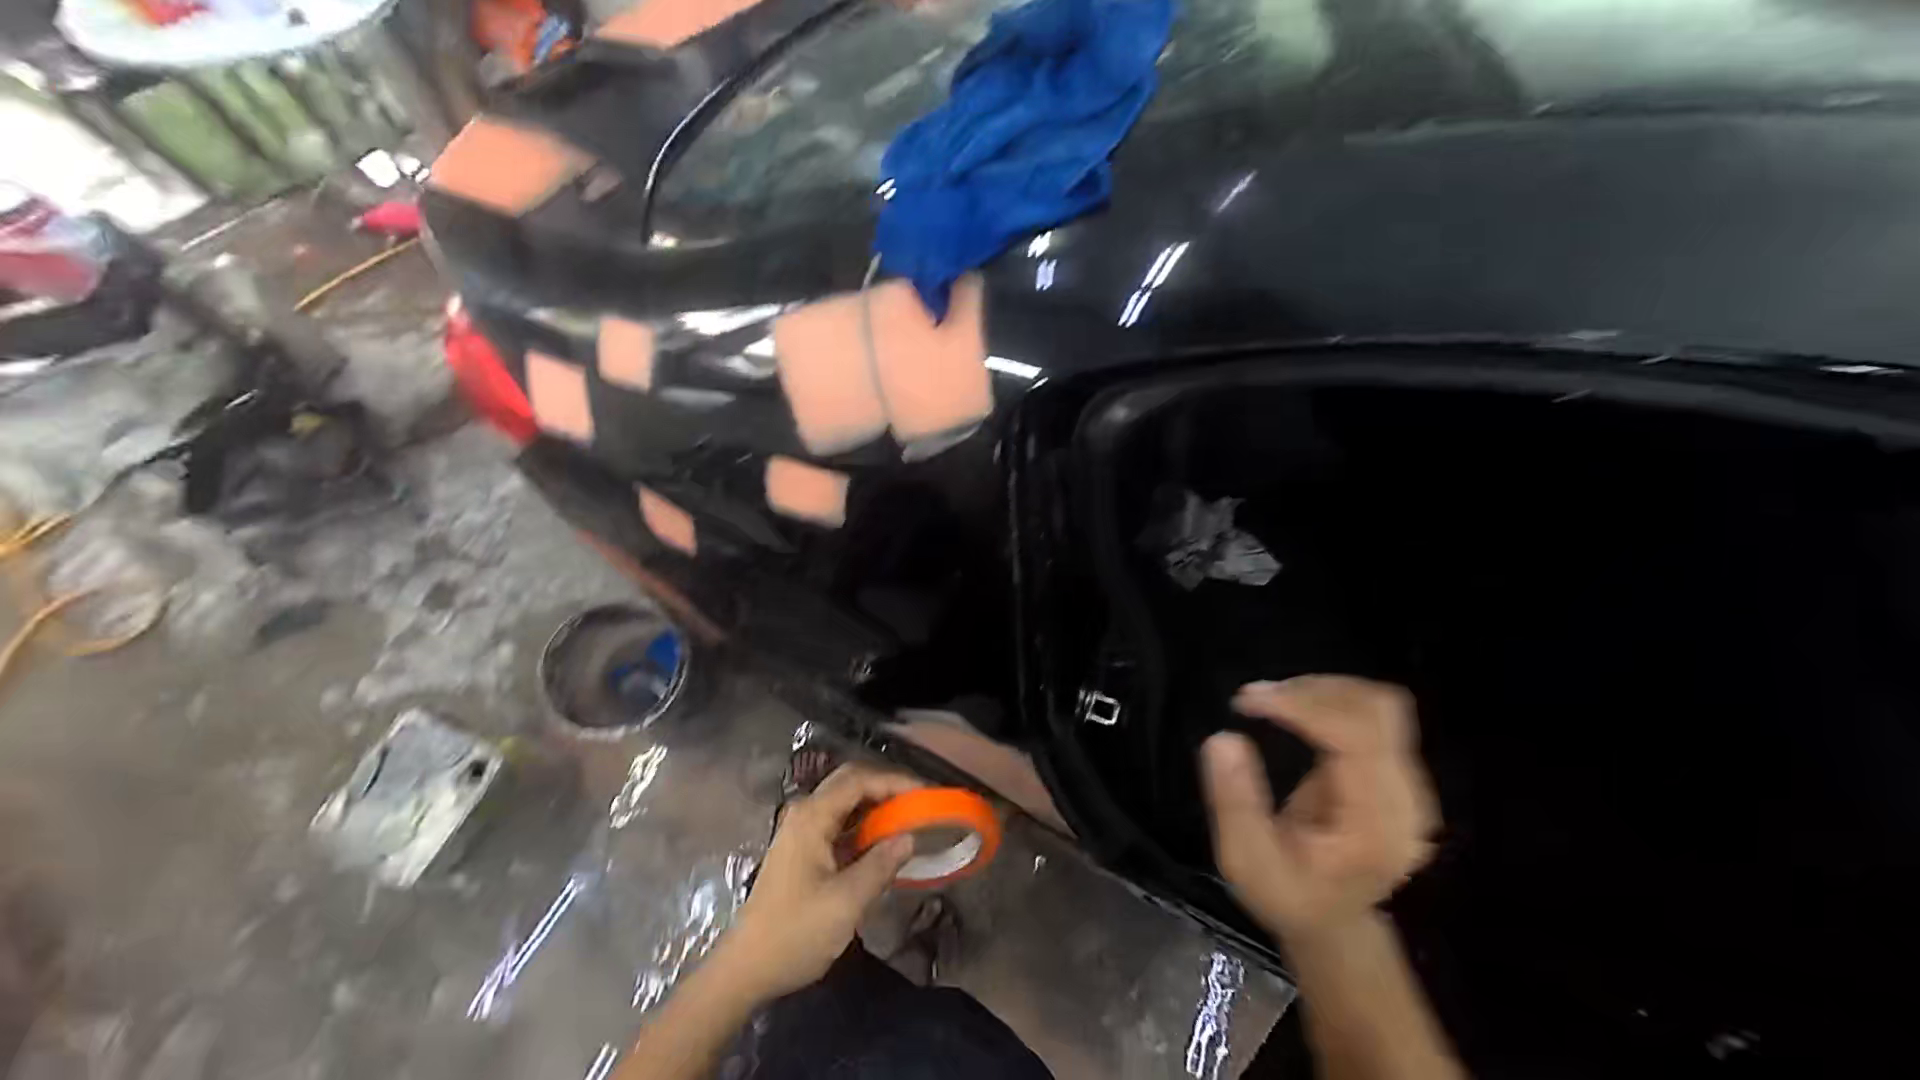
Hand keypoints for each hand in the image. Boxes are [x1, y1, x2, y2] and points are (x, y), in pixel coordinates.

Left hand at [710, 762, 920, 1001]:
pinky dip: (863, 827)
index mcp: (811, 817)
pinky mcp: (801, 851)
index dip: (895, 781)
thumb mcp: (846, 903)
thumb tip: (910, 837)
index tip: (926, 795)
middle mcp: (804, 814)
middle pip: (850, 784)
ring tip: (907, 821)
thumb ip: (881, 865)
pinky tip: (881, 845)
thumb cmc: (795, 934)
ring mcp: (800, 832)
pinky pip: (838, 825)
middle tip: (918, 804)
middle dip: (886, 789)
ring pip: (844, 804)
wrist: (746, 970)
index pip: (859, 780)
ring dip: (876, 808)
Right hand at [1200, 676, 1438, 943]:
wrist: (1333, 922)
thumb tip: (1222, 738)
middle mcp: (1407, 801)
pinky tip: (1293, 710)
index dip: (1303, 706)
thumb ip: (1236, 803)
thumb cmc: (1287, 896)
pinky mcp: (1396, 771)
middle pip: (1377, 711)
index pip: (1356, 739)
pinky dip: (1330, 699)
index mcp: (1376, 827)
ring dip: (1321, 690)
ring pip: (1379, 704)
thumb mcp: (1246, 861)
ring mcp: (1408, 785)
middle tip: (1256, 698)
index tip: (1247, 700)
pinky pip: (1372, 715)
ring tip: (1271, 700)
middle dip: (1311, 692)